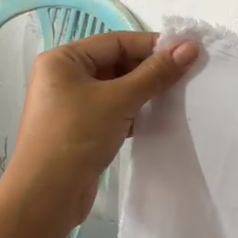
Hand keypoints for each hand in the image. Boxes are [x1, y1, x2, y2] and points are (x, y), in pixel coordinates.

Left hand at [5, 31, 199, 227]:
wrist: (47, 195)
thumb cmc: (77, 137)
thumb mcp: (119, 100)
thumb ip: (156, 73)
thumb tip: (190, 47)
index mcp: (63, 60)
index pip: (116, 42)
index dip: (152, 45)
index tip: (189, 51)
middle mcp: (64, 78)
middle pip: (116, 64)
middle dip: (150, 70)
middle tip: (187, 75)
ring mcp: (71, 105)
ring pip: (116, 89)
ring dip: (144, 92)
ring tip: (177, 96)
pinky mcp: (81, 130)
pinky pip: (113, 111)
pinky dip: (134, 112)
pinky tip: (156, 118)